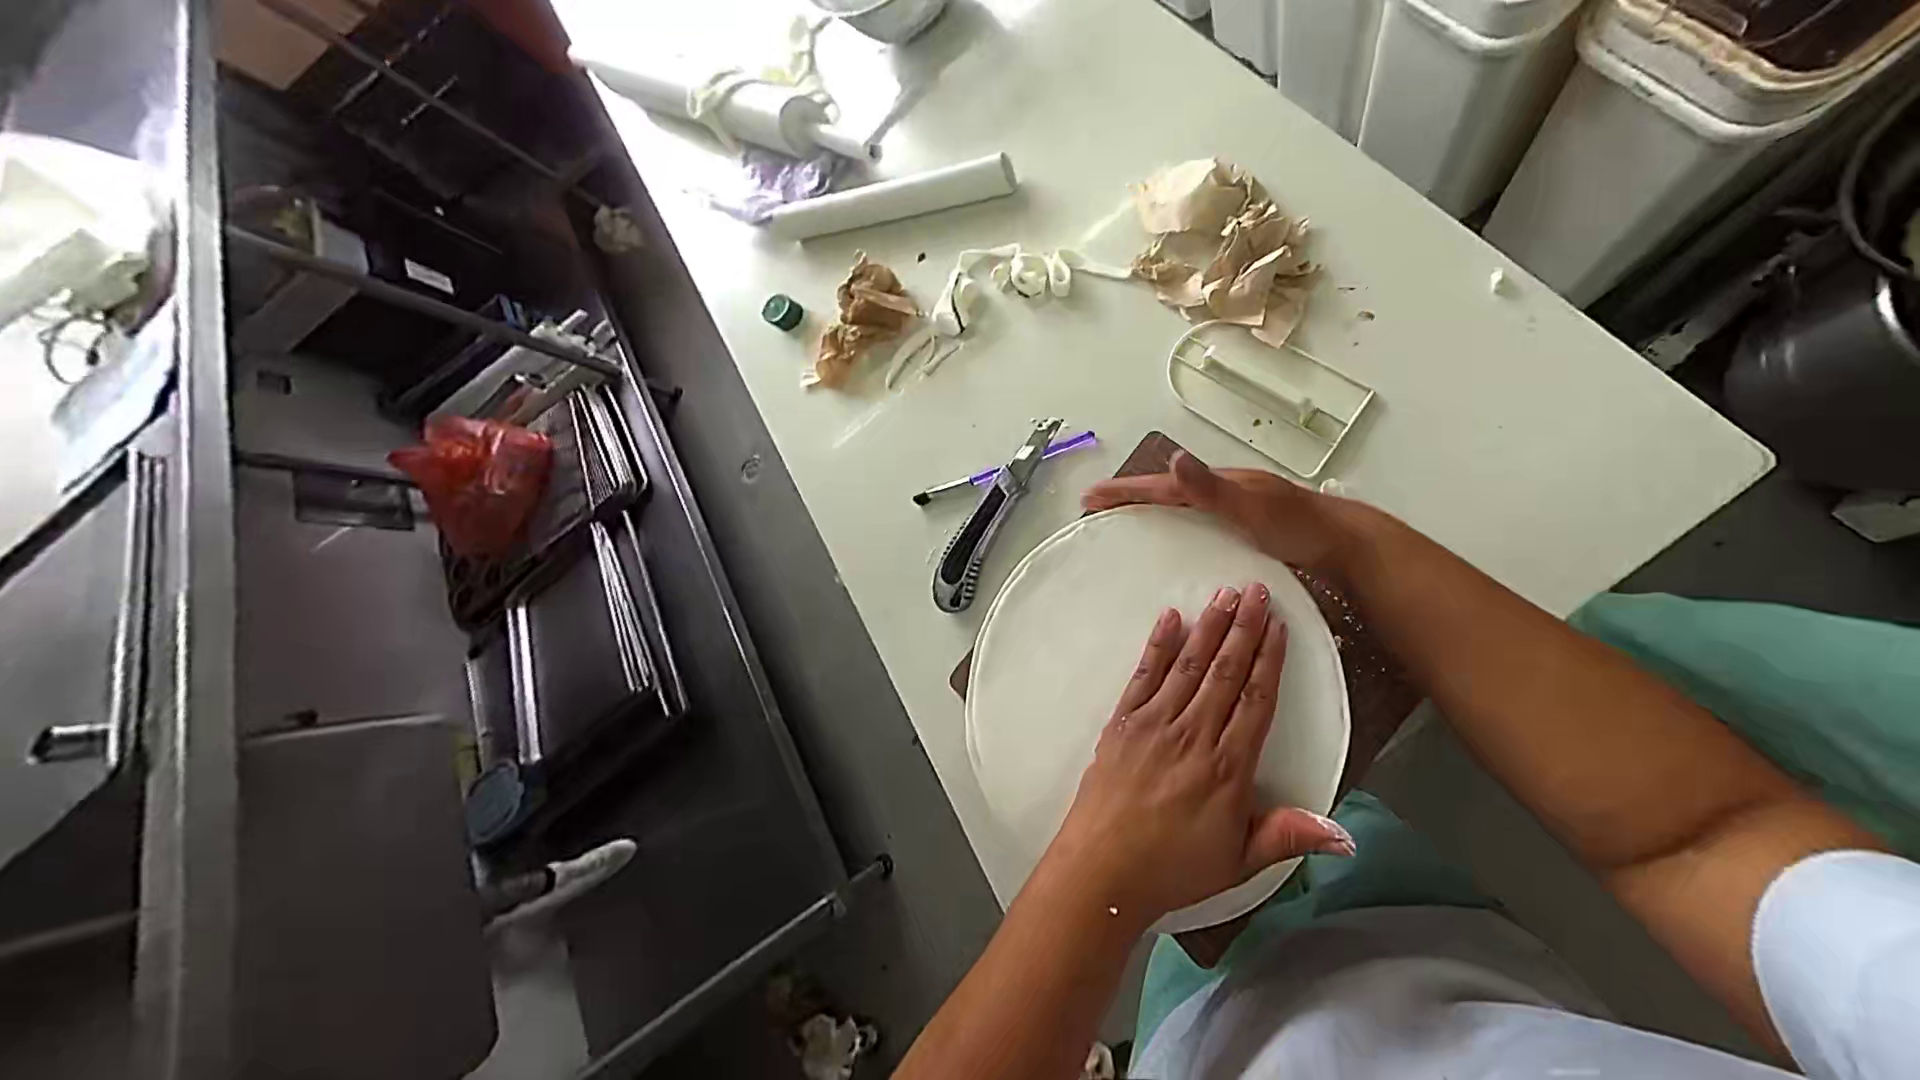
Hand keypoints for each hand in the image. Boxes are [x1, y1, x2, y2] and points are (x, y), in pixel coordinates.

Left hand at [1033, 583, 1353, 932]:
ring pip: (1188, 666)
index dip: (1269, 660)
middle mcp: (1191, 735)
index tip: (1279, 627)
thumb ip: (1286, 836)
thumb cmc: (1172, 868)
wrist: (1101, 868)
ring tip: (1223, 594)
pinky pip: (1142, 676)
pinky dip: (1157, 646)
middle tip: (1256, 590)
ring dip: (1207, 627)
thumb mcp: (1238, 860)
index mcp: (1226, 767)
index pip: (1256, 701)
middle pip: (1224, 672)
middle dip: (1243, 628)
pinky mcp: (1120, 723)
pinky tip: (1169, 619)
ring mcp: (1152, 724)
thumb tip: (1346, 834)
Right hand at [1081, 452, 1353, 576]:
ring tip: (1121, 519)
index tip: (1090, 497)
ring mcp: (1232, 508)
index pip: (1160, 485)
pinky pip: (1193, 520)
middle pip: (1163, 490)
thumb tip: (1173, 458)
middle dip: (1127, 496)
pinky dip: (1170, 523)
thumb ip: (1212, 488)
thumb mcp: (1254, 508)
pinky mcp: (1241, 527)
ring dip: (1146, 508)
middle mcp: (1221, 492)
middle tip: (1096, 507)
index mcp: (1218, 485)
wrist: (1347, 546)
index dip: (1124, 491)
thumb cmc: (1302, 529)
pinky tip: (1170, 540)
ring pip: (1177, 504)